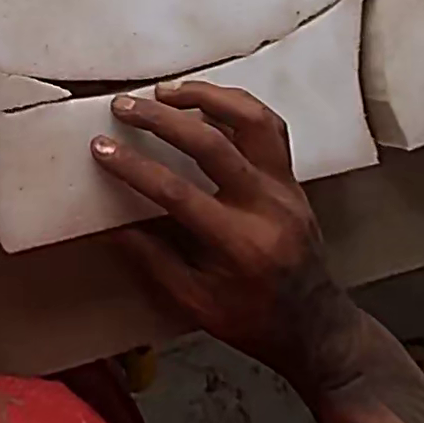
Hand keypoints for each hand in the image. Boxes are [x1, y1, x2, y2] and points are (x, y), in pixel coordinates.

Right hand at [89, 82, 364, 396]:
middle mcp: (268, 208)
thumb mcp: (195, 304)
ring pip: (252, 121)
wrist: (322, 332)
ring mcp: (286, 188)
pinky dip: (235, 104)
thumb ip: (151, 259)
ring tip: (166, 91)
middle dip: (161, 119)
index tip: (101, 148)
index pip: (177, 193)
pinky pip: (269, 126)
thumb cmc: (254, 321)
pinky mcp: (293, 178)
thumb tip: (109, 221)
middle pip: (212, 144)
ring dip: (205, 96)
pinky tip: (204, 98)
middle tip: (124, 107)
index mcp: (240, 245)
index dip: (133, 167)